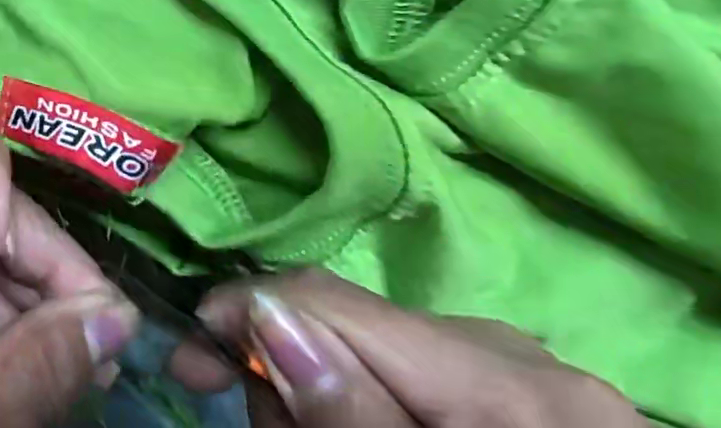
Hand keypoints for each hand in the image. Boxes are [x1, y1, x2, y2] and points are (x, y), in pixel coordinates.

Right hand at [174, 269, 644, 426]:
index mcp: (509, 389)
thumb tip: (267, 316)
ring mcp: (531, 370)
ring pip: (382, 341)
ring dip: (326, 388)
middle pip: (355, 319)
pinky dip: (372, 399)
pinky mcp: (530, 391)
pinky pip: (421, 368)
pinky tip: (362, 422)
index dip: (252, 312)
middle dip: (286, 364)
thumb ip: (353, 422)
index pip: (343, 305)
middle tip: (255, 420)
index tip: (189, 352)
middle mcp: (521, 355)